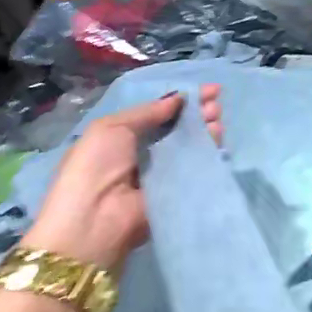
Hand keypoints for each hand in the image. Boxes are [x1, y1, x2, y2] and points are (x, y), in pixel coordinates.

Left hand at [24, 85, 222, 271]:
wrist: (93, 221)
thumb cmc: (95, 165)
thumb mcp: (112, 127)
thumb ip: (147, 112)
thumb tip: (178, 98)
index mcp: (123, 136)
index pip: (158, 113)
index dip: (180, 100)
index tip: (207, 89)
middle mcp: (143, 154)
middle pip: (177, 128)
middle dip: (197, 112)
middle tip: (216, 101)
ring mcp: (161, 175)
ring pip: (188, 147)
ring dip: (205, 129)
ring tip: (217, 117)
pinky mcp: (176, 195)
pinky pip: (194, 170)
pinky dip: (207, 152)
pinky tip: (216, 138)